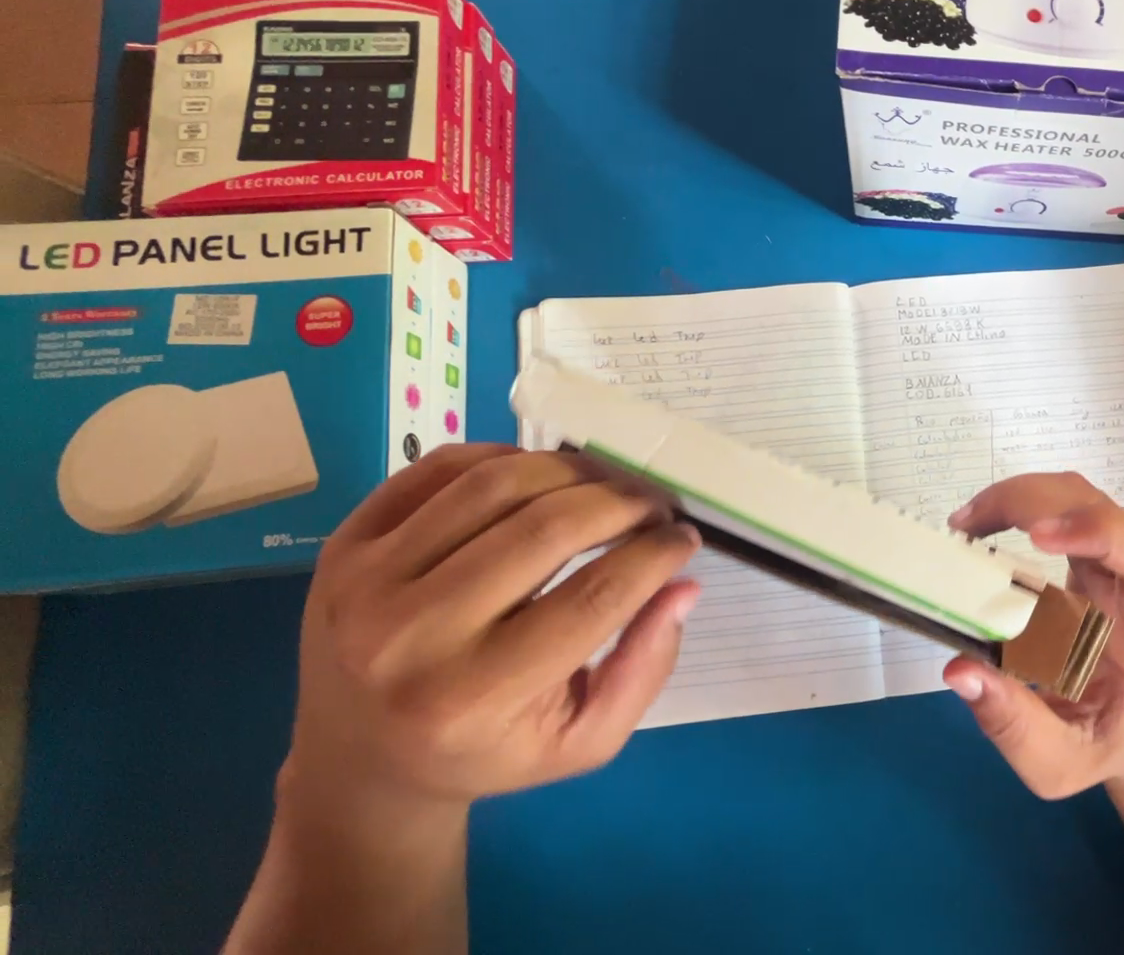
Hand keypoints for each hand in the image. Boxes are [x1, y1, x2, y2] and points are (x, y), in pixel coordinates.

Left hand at [284, 443, 702, 808]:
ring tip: (611, 486)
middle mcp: (411, 634)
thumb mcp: (583, 740)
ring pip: (497, 484)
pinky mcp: (343, 543)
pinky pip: (441, 468)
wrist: (360, 761)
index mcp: (475, 698)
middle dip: (625, 503)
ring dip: (575, 471)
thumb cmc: (486, 752)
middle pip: (548, 529)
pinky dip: (510, 457)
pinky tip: (546, 478)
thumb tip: (684, 586)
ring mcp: (365, 580)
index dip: (656, 555)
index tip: (685, 538)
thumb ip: (645, 668)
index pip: (594, 598)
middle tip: (658, 505)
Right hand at [943, 473, 1123, 798]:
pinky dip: (1021, 505)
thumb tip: (958, 670)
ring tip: (966, 523)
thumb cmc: (1105, 744)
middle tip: (971, 524)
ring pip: (1085, 499)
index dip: (1100, 531)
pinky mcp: (1093, 556)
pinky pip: (1065, 509)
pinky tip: (981, 525)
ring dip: (1025, 496)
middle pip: (1111, 512)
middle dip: (1041, 502)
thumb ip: (1014, 726)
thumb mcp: (1059, 763)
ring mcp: (1118, 564)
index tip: (1036, 534)